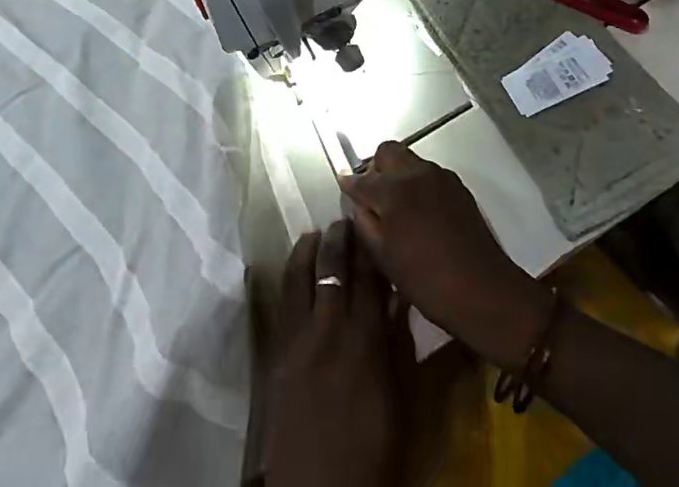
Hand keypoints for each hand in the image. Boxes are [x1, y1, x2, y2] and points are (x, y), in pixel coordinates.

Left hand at [264, 222, 409, 486]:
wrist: (317, 486)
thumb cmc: (373, 452)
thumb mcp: (401, 402)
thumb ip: (399, 347)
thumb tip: (400, 302)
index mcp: (366, 342)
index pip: (369, 280)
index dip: (370, 249)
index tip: (372, 223)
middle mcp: (329, 329)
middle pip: (333, 270)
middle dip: (339, 240)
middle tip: (345, 218)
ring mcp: (298, 338)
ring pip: (300, 278)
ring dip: (308, 251)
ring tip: (316, 233)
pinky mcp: (277, 351)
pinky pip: (283, 301)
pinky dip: (291, 276)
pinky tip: (295, 269)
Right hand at [340, 143, 549, 370]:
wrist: (486, 293)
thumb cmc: (426, 280)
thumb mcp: (382, 257)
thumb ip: (364, 222)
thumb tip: (358, 204)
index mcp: (393, 190)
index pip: (360, 179)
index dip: (349, 188)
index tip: (347, 197)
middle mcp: (417, 174)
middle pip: (388, 152)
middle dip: (376, 169)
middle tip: (374, 198)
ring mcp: (442, 179)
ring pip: (410, 162)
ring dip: (399, 177)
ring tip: (399, 210)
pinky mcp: (460, 190)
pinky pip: (430, 176)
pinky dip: (419, 186)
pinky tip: (421, 216)